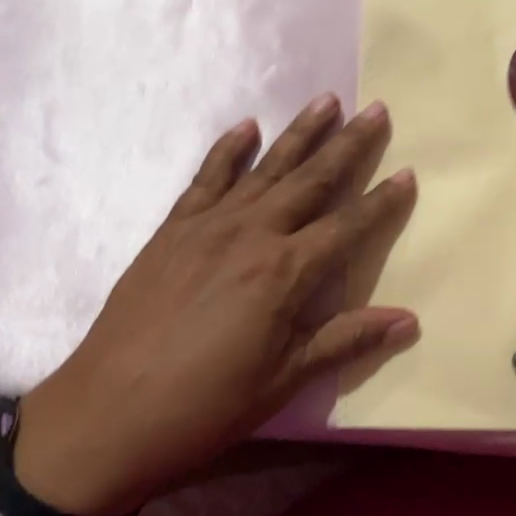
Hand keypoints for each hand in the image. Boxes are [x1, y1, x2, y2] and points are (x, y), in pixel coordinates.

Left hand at [13, 96, 419, 515]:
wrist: (106, 414)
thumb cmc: (206, 406)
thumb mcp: (284, 379)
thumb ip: (346, 340)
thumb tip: (408, 320)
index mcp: (285, 272)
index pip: (348, 226)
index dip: (381, 201)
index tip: (408, 171)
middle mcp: (252, 234)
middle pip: (311, 180)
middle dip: (348, 144)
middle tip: (376, 109)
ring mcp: (208, 226)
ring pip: (265, 168)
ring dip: (299, 133)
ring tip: (326, 101)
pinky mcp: (172, 230)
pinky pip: (206, 177)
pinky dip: (228, 150)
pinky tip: (246, 128)